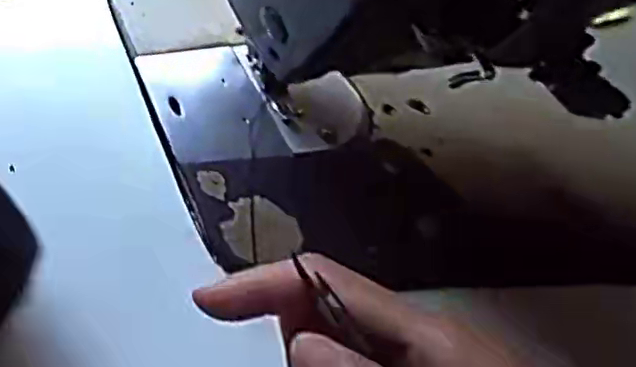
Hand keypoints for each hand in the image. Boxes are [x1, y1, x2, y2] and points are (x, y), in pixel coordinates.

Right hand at [193, 254, 524, 366]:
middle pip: (319, 311)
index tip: (209, 300)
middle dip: (297, 342)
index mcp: (426, 328)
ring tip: (321, 366)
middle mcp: (422, 337)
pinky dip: (334, 365)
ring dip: (316, 361)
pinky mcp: (419, 366)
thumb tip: (300, 340)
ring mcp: (423, 355)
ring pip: (333, 345)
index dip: (257, 282)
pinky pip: (356, 360)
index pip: (319, 276)